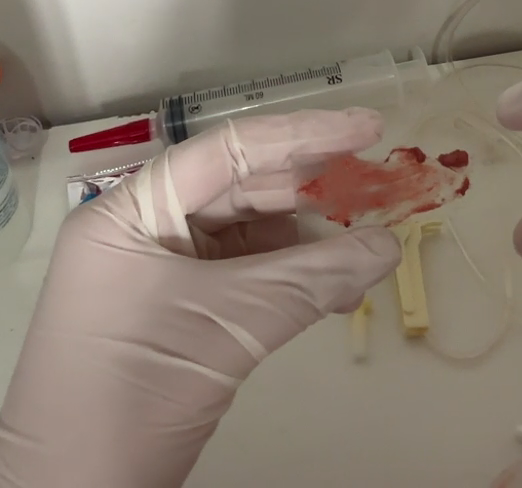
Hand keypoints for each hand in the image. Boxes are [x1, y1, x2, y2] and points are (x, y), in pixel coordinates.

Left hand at [0, 110, 402, 487]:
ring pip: (246, 232)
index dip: (302, 135)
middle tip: (375, 180)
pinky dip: (290, 277)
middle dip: (309, 185)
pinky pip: (244, 274)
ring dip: (307, 238)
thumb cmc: (131, 394)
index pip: (227, 151)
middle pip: (239, 186)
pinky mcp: (178, 309)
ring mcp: (159, 270)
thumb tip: (389, 245)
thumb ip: (311, 279)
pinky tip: (335, 285)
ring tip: (365, 239)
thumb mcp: (225, 326)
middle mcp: (144, 227)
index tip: (367, 128)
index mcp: (132, 211)